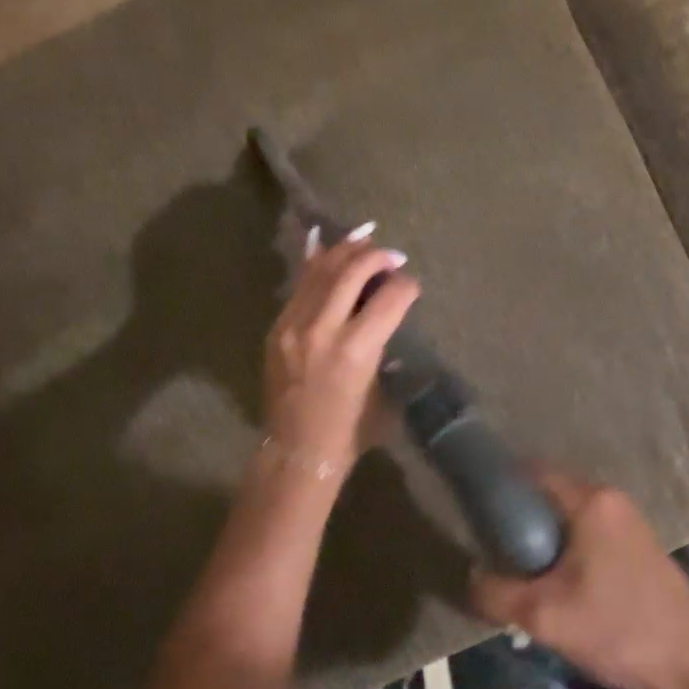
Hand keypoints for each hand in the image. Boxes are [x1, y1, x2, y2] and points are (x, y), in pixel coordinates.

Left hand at [262, 230, 418, 473]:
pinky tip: (325, 245)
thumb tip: (385, 311)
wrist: (296, 451)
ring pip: (320, 271)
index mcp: (356, 350)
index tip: (411, 285)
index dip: (405, 286)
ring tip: (364, 237)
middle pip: (351, 272)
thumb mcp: (379, 388)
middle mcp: (323, 329)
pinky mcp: (277, 327)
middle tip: (391, 255)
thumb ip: (381, 344)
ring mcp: (294, 325)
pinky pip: (298, 286)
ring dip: (344, 251)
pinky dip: (314, 264)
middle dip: (375, 257)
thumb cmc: (348, 431)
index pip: (388, 298)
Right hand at [470, 469, 688, 688]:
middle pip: (553, 495)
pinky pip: (595, 533)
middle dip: (524, 517)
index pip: (534, 472)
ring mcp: (635, 523)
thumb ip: (496, 593)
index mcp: (593, 501)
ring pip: (575, 517)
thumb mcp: (545, 616)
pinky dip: (573, 548)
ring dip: (549, 537)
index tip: (478, 507)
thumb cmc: (618, 630)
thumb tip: (470, 577)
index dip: (502, 485)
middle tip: (498, 547)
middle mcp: (615, 500)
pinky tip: (564, 583)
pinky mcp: (646, 548)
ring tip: (526, 570)